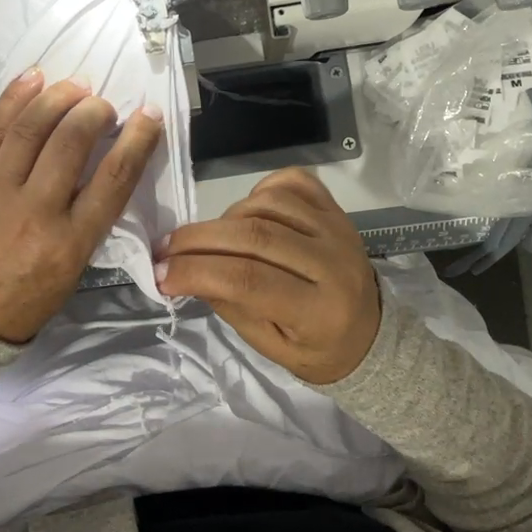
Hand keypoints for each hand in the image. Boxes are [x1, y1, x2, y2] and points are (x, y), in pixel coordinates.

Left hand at [0, 69, 164, 343]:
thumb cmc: (27, 297)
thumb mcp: (74, 268)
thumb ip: (91, 217)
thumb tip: (107, 165)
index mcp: (70, 242)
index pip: (112, 180)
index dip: (137, 141)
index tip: (149, 115)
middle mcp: (35, 211)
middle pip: (69, 144)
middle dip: (93, 112)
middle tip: (103, 104)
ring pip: (30, 130)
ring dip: (56, 98)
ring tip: (76, 86)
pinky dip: (13, 99)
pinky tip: (34, 78)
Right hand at [156, 167, 379, 384]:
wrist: (371, 334)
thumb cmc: (315, 349)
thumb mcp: (269, 347)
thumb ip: (229, 306)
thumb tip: (180, 272)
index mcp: (320, 311)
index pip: (248, 280)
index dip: (196, 271)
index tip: (160, 273)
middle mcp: (333, 263)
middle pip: (254, 236)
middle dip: (198, 240)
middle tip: (165, 249)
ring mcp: (337, 230)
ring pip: (268, 204)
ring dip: (225, 218)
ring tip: (208, 239)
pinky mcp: (336, 210)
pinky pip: (292, 182)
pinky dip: (259, 190)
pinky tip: (246, 213)